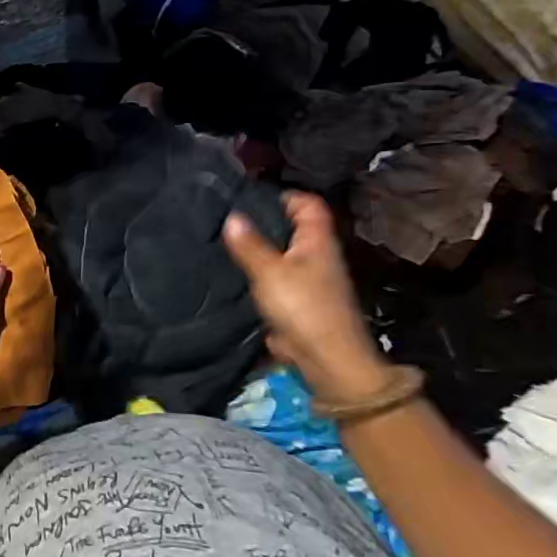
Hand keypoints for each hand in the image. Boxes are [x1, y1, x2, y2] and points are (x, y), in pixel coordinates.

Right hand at [223, 191, 390, 401]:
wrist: (328, 360)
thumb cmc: (303, 308)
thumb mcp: (269, 272)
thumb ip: (250, 245)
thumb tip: (232, 216)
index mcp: (318, 240)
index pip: (308, 204)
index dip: (284, 196)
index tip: (251, 198)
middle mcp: (318, 256)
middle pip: (294, 229)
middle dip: (266, 223)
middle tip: (232, 220)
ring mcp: (312, 281)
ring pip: (284, 256)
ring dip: (261, 252)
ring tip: (228, 246)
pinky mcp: (301, 304)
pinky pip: (278, 281)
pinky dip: (261, 277)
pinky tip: (237, 278)